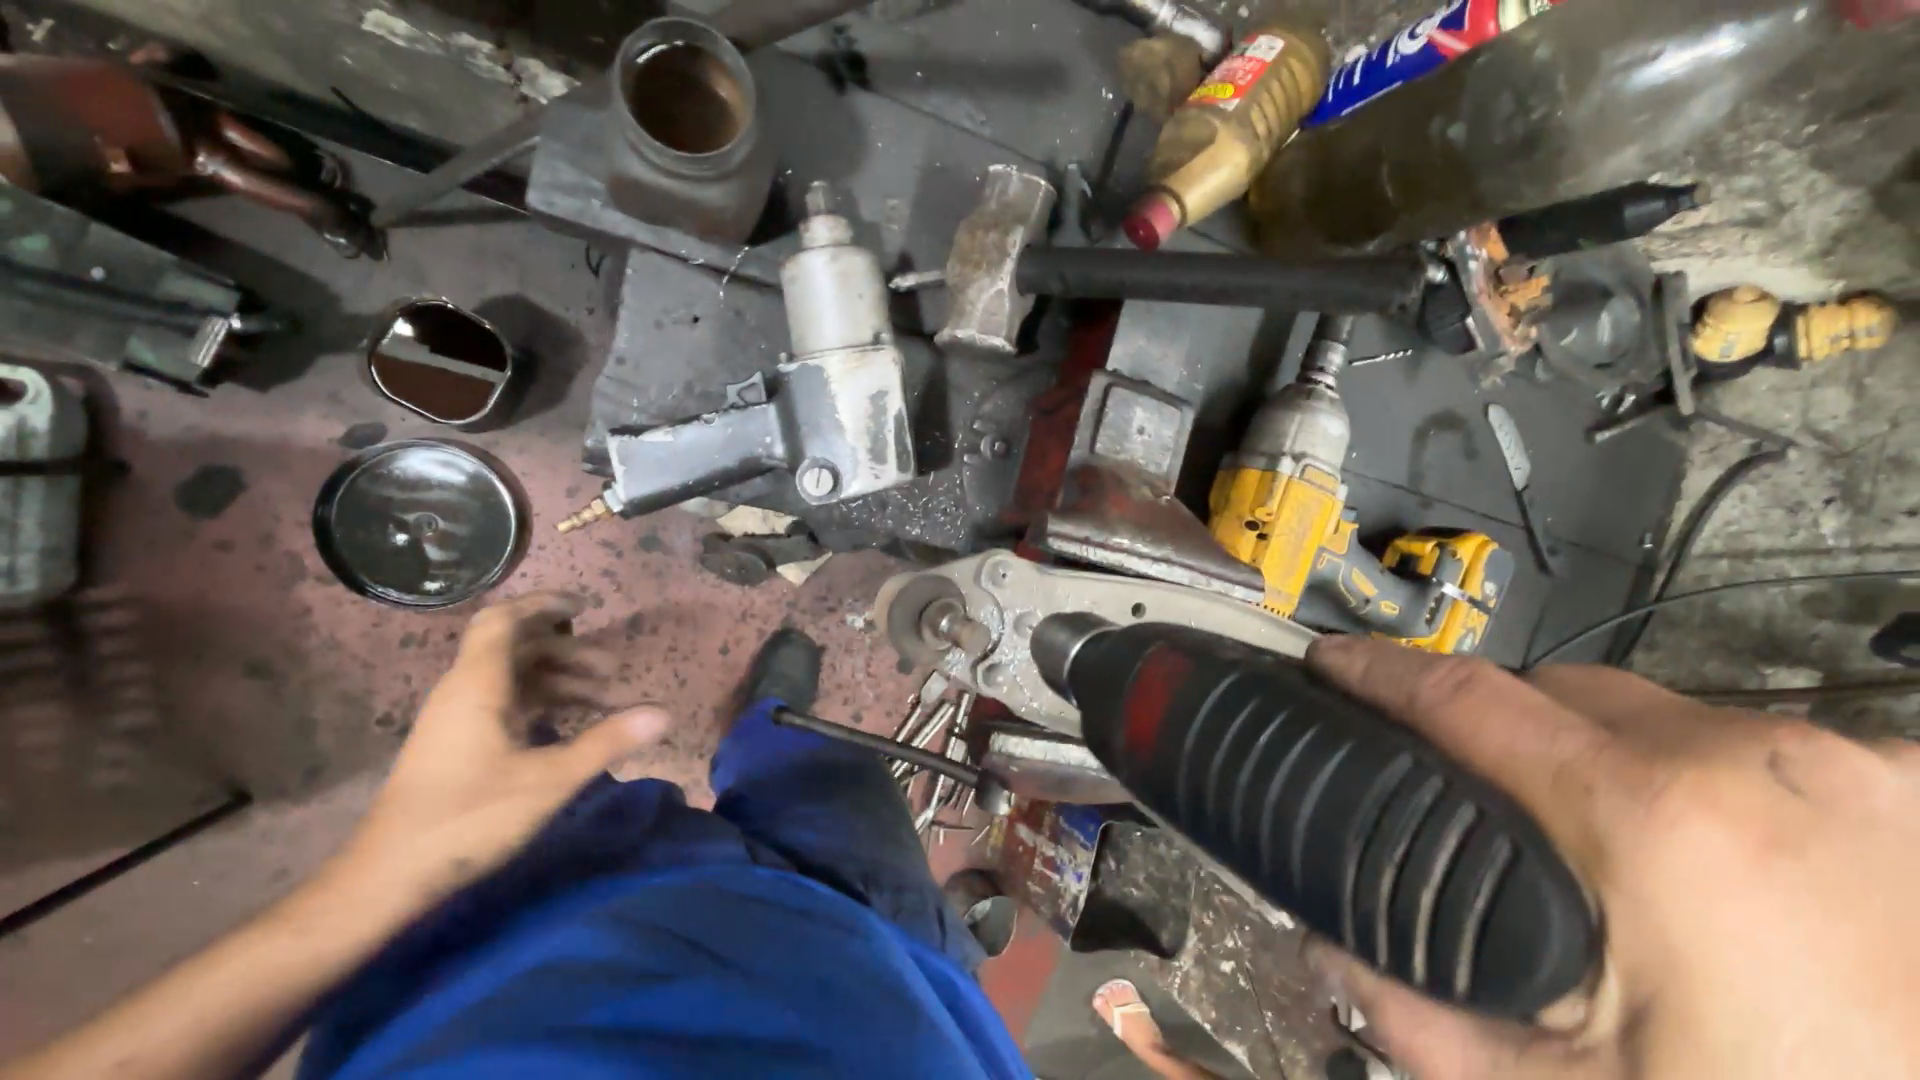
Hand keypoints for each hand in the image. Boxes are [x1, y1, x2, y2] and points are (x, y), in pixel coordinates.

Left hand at [333, 592, 670, 907]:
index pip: (504, 621)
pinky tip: (568, 727)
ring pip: (512, 679)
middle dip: (568, 653)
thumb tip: (663, 712)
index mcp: (477, 685)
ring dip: (558, 681)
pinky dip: (541, 704)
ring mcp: (457, 719)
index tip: (585, 608)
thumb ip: (607, 742)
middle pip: (517, 650)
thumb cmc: (469, 818)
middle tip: (614, 671)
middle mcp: (463, 691)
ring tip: (604, 702)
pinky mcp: (456, 745)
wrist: (388, 876)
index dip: (543, 604)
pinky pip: (504, 704)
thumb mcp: (549, 779)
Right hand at [1303, 636, 1919, 1078]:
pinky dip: (1699, 773)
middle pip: (1559, 690)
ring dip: (1599, 749)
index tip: (1330, 662)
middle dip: (1493, 718)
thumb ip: (1422, 1020)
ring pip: (1656, 711)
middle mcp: (1749, 759)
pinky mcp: (1906, 787)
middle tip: (1461, 779)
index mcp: (1651, 820)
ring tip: (1591, 833)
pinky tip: (1709, 847)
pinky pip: (1752, 743)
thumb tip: (1325, 948)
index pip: (1467, 699)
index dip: (1380, 672)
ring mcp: (1846, 765)